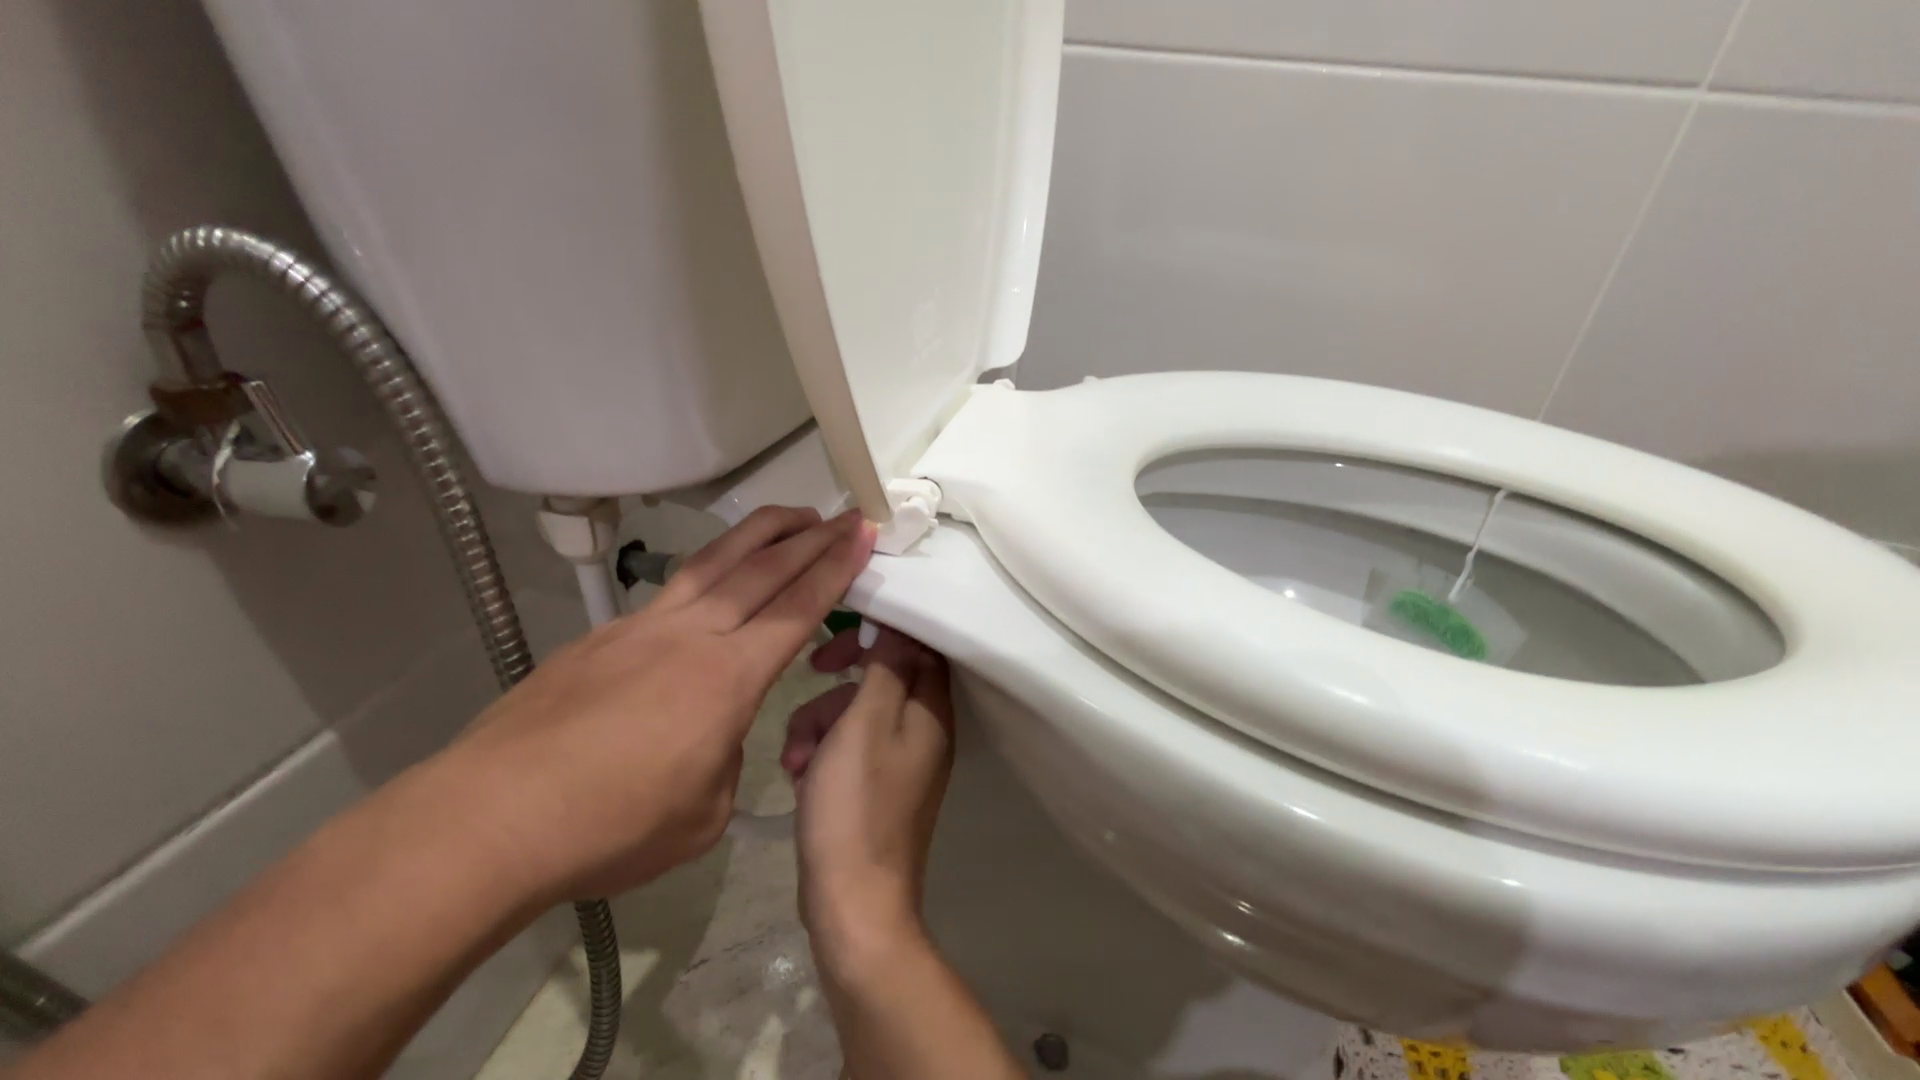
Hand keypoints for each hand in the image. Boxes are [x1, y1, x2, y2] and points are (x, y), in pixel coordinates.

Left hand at [428, 506, 875, 904]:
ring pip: (711, 564)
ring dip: (759, 535)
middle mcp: (689, 637)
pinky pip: (666, 594)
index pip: (796, 609)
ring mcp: (638, 630)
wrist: (493, 818)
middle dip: (810, 538)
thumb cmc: (612, 828)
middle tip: (843, 516)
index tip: (861, 535)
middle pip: (761, 570)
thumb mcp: (704, 813)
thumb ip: (725, 759)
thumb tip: (711, 734)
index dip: (835, 568)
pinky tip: (709, 584)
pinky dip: (705, 573)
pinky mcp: (596, 639)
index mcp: (728, 679)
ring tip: (791, 515)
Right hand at [781, 626, 954, 964]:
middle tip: (812, 674)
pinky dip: (819, 756)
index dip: (880, 633)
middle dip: (838, 685)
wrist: (851, 902)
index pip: (918, 648)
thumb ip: (885, 669)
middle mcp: (922, 733)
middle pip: (881, 680)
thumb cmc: (856, 806)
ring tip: (795, 761)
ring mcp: (898, 764)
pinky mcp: (872, 790)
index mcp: (931, 712)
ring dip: (817, 726)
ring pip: (854, 716)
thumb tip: (897, 628)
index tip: (839, 636)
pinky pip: (844, 752)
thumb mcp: (865, 724)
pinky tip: (798, 779)